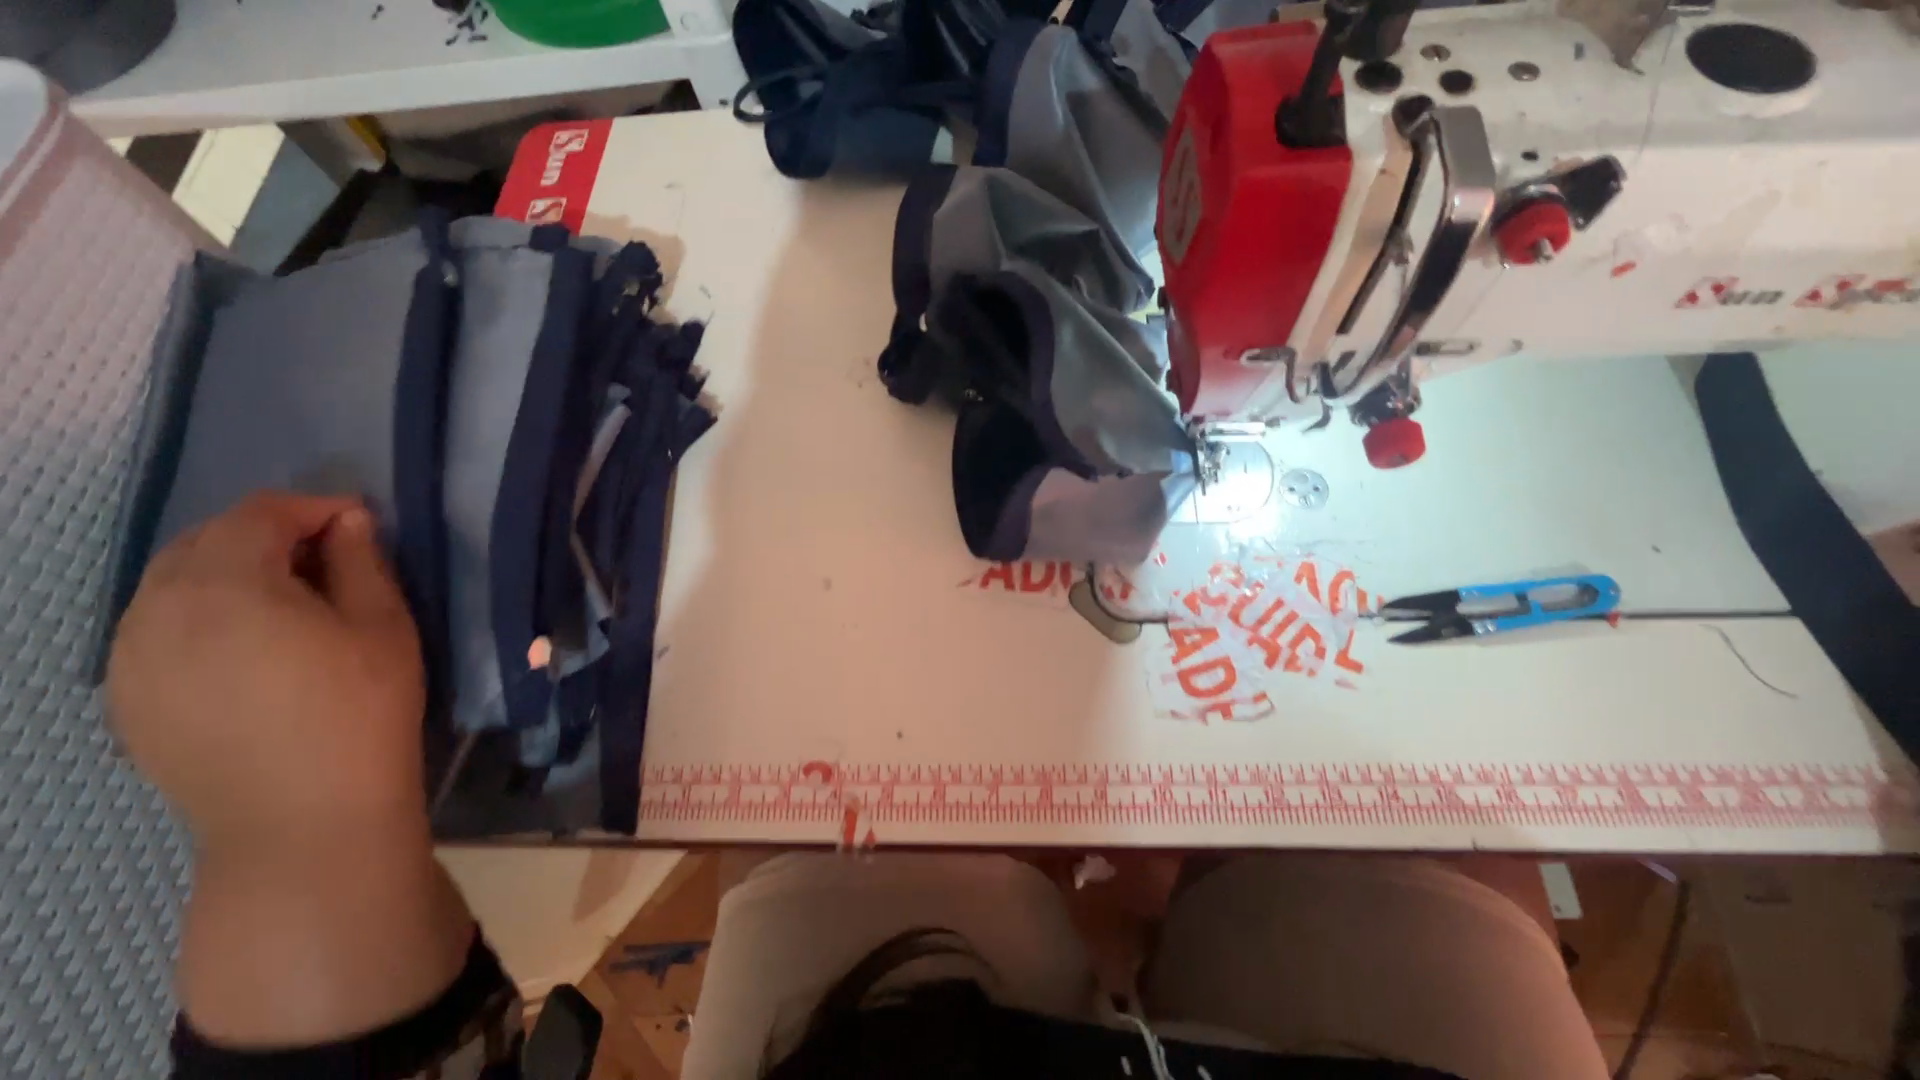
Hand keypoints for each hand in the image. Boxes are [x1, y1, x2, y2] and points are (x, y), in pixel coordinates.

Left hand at [107, 492, 426, 852]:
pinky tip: (244, 646)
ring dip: (227, 573)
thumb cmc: (360, 715)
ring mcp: (128, 656)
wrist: (302, 820)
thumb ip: (361, 563)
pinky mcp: (124, 696)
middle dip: (267, 536)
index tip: (357, 524)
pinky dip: (198, 615)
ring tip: (285, 602)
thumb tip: (347, 523)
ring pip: (171, 584)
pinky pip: (155, 628)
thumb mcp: (383, 628)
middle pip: (205, 541)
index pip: (259, 515)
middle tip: (326, 558)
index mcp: (225, 584)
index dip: (312, 509)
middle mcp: (156, 608)